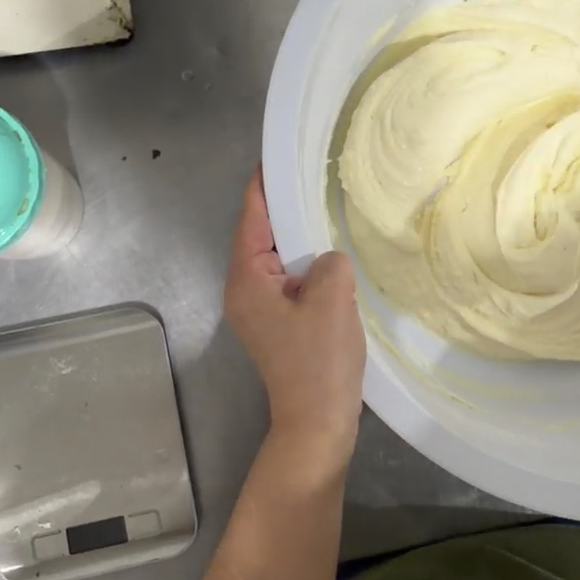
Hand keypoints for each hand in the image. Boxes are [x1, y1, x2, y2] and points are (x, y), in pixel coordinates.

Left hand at [224, 169, 366, 476]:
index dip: (265, 185)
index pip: (252, 218)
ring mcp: (261, 310)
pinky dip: (310, 265)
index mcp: (247, 279)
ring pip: (280, 260)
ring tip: (328, 208)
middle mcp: (245, 290)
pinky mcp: (280, 325)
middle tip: (315, 175)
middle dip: (286, 208)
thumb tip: (328, 262)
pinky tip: (335, 256)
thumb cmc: (319, 362)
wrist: (318, 424)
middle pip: (263, 236)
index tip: (278, 154)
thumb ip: (331, 261)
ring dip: (302, 239)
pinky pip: (292, 281)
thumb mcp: (332, 300)